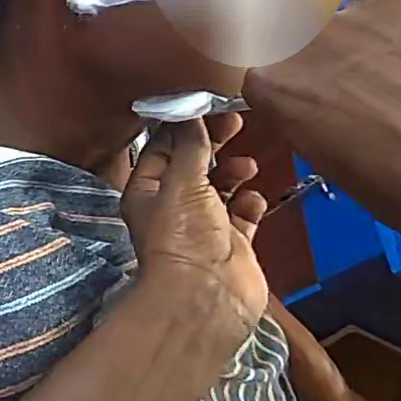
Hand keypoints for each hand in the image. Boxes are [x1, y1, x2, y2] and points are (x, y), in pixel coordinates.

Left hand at [120, 115, 268, 329]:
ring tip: (247, 166)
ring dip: (233, 172)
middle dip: (212, 143)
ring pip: (219, 187)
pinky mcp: (230, 242)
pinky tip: (253, 199)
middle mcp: (171, 206)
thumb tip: (187, 111)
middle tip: (235, 122)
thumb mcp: (183, 182)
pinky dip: (249, 203)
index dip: (182, 126)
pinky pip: (242, 213)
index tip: (205, 105)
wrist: (209, 295)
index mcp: (147, 191)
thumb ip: (189, 146)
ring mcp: (202, 225)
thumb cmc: (185, 237)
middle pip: (192, 164)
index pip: (161, 149)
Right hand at [245, 0, 400, 282]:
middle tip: (385, 97)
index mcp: (282, 85)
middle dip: (341, 61)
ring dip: (399, 41)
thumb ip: (315, 119)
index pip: (258, 64)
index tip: (304, 95)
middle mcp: (324, 32)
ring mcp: (396, 0)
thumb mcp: (345, 172)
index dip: (282, 81)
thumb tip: (325, 100)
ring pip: (380, 15)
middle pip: (315, 35)